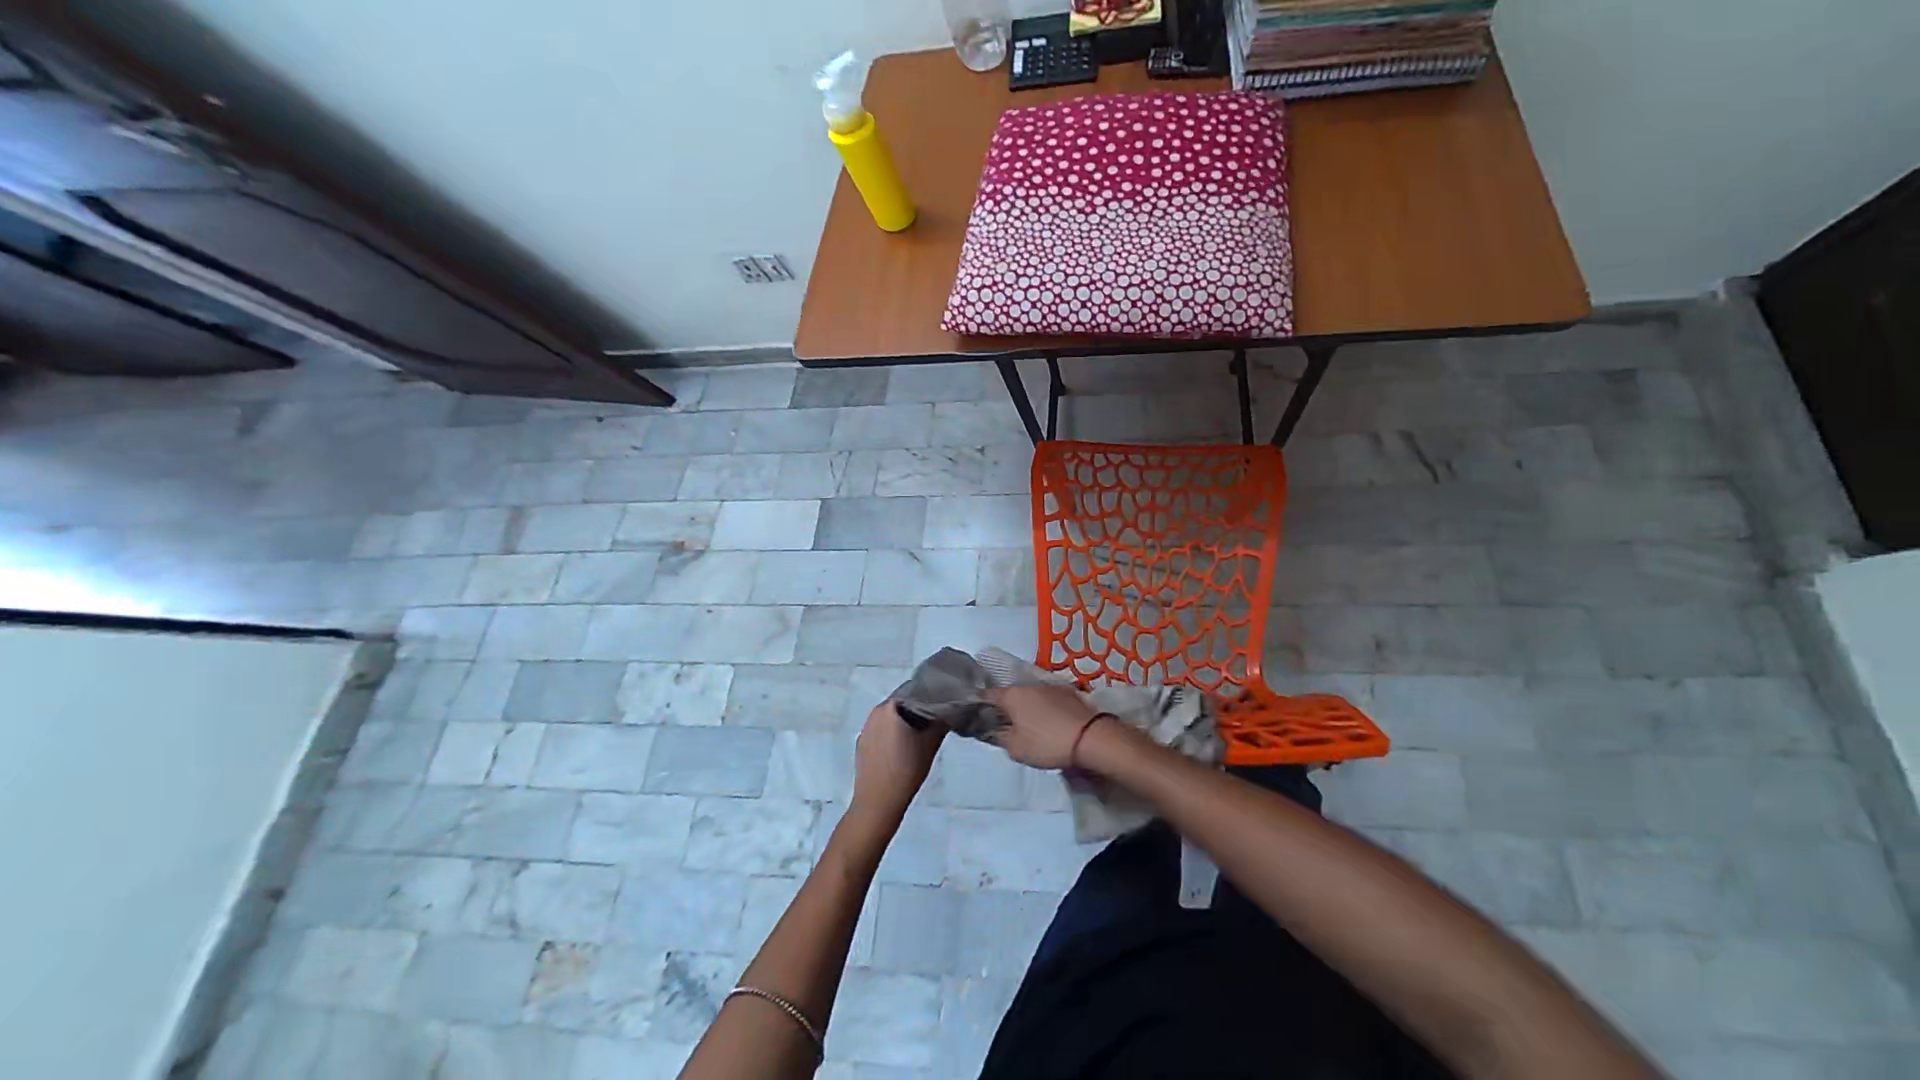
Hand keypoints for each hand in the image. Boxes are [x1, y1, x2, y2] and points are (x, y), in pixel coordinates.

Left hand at [850, 701, 944, 819]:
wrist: (879, 801)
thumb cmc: (907, 768)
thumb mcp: (931, 743)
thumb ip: (940, 721)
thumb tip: (948, 710)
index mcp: (889, 707)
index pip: (912, 690)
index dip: (929, 697)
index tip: (942, 707)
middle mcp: (874, 713)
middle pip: (900, 704)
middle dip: (916, 711)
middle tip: (934, 723)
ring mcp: (865, 730)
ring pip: (889, 719)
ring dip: (903, 723)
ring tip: (920, 738)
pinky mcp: (861, 746)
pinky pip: (880, 733)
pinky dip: (892, 736)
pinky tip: (902, 751)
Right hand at [986, 684, 1099, 768]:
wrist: (1091, 738)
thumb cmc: (1047, 743)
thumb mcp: (1015, 748)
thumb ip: (999, 736)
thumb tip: (993, 729)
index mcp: (1012, 695)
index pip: (987, 695)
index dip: (980, 706)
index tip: (979, 717)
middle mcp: (1029, 685)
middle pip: (1011, 695)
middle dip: (1006, 708)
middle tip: (1006, 726)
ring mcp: (1051, 686)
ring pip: (1031, 696)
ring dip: (1027, 707)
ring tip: (1030, 725)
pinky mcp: (1070, 692)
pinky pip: (1049, 699)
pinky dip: (1045, 708)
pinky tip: (1050, 722)